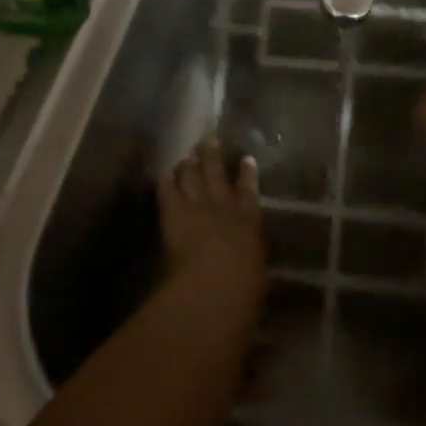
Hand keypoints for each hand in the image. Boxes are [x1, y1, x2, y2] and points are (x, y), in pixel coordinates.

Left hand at [158, 140, 266, 300]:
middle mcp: (223, 205)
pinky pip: (168, 190)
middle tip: (210, 140)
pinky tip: (166, 172)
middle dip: (213, 156)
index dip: (247, 173)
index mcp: (248, 219)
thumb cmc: (245, 286)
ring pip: (192, 175)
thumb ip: (257, 263)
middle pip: (216, 173)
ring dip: (190, 163)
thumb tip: (258, 266)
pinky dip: (167, 180)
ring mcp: (196, 205)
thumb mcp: (260, 276)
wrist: (214, 284)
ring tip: (189, 154)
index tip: (247, 159)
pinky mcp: (173, 213)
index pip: (249, 190)